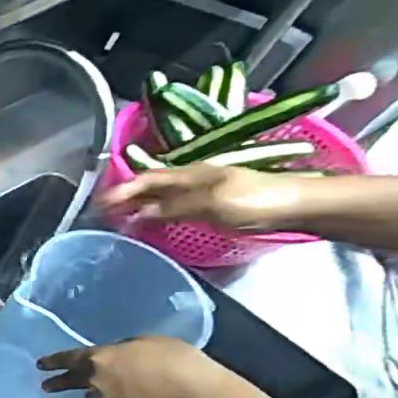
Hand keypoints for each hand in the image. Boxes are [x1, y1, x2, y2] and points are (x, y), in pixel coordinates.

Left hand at [37, 337, 251, 397]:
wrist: (199, 397)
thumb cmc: (177, 361)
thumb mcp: (148, 341)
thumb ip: (124, 348)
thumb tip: (117, 355)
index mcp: (98, 358)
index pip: (68, 358)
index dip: (53, 361)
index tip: (40, 364)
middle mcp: (96, 381)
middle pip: (72, 380)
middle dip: (57, 382)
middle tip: (45, 385)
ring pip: (93, 393)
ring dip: (89, 391)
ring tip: (86, 391)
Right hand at [102, 165, 313, 232]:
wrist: (300, 207)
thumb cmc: (255, 201)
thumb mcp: (210, 204)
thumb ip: (172, 207)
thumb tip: (137, 213)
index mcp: (189, 174)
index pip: (145, 179)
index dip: (120, 189)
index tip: (97, 204)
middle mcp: (191, 179)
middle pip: (149, 186)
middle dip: (123, 197)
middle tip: (100, 213)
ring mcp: (202, 192)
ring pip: (159, 196)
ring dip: (136, 206)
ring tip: (117, 220)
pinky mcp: (211, 206)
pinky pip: (171, 207)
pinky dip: (153, 213)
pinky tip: (147, 223)